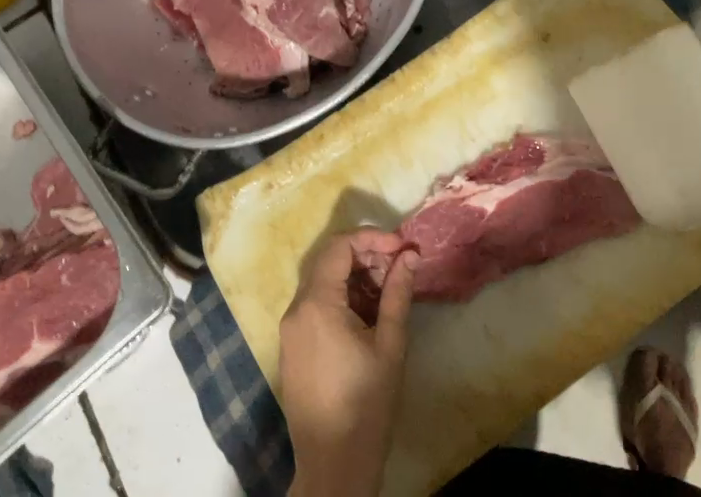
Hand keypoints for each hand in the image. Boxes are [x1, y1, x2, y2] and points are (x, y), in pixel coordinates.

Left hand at [280, 230, 417, 496]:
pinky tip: (369, 316)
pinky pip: (315, 306)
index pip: (339, 247)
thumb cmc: (366, 402)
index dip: (371, 238)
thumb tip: (410, 255)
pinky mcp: (293, 347)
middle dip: (366, 257)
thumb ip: (397, 293)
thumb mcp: (390, 344)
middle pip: (328, 262)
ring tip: (389, 294)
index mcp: (317, 304)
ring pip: (322, 284)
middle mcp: (296, 309)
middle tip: (399, 269)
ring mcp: (290, 329)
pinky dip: (342, 299)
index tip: (402, 248)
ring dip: (356, 279)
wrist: (333, 461)